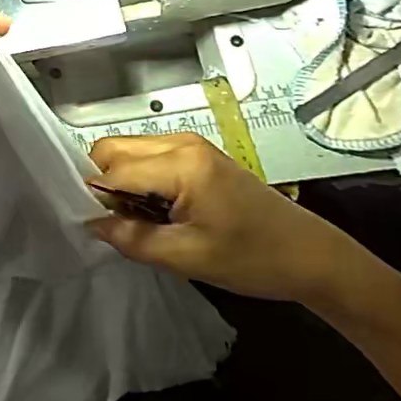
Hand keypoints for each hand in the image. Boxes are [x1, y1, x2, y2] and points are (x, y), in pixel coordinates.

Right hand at [87, 133, 368, 305]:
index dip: (95, 197)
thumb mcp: (187, 257)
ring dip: (122, 181)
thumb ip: (132, 238)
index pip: (113, 168)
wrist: (309, 254)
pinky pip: (149, 157)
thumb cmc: (252, 258)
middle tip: (120, 223)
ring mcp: (190, 145)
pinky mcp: (198, 155)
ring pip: (129, 151)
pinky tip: (156, 211)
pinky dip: (140, 179)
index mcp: (180, 162)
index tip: (93, 226)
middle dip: (104, 183)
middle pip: (114, 148)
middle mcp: (181, 142)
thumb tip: (91, 224)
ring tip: (140, 220)